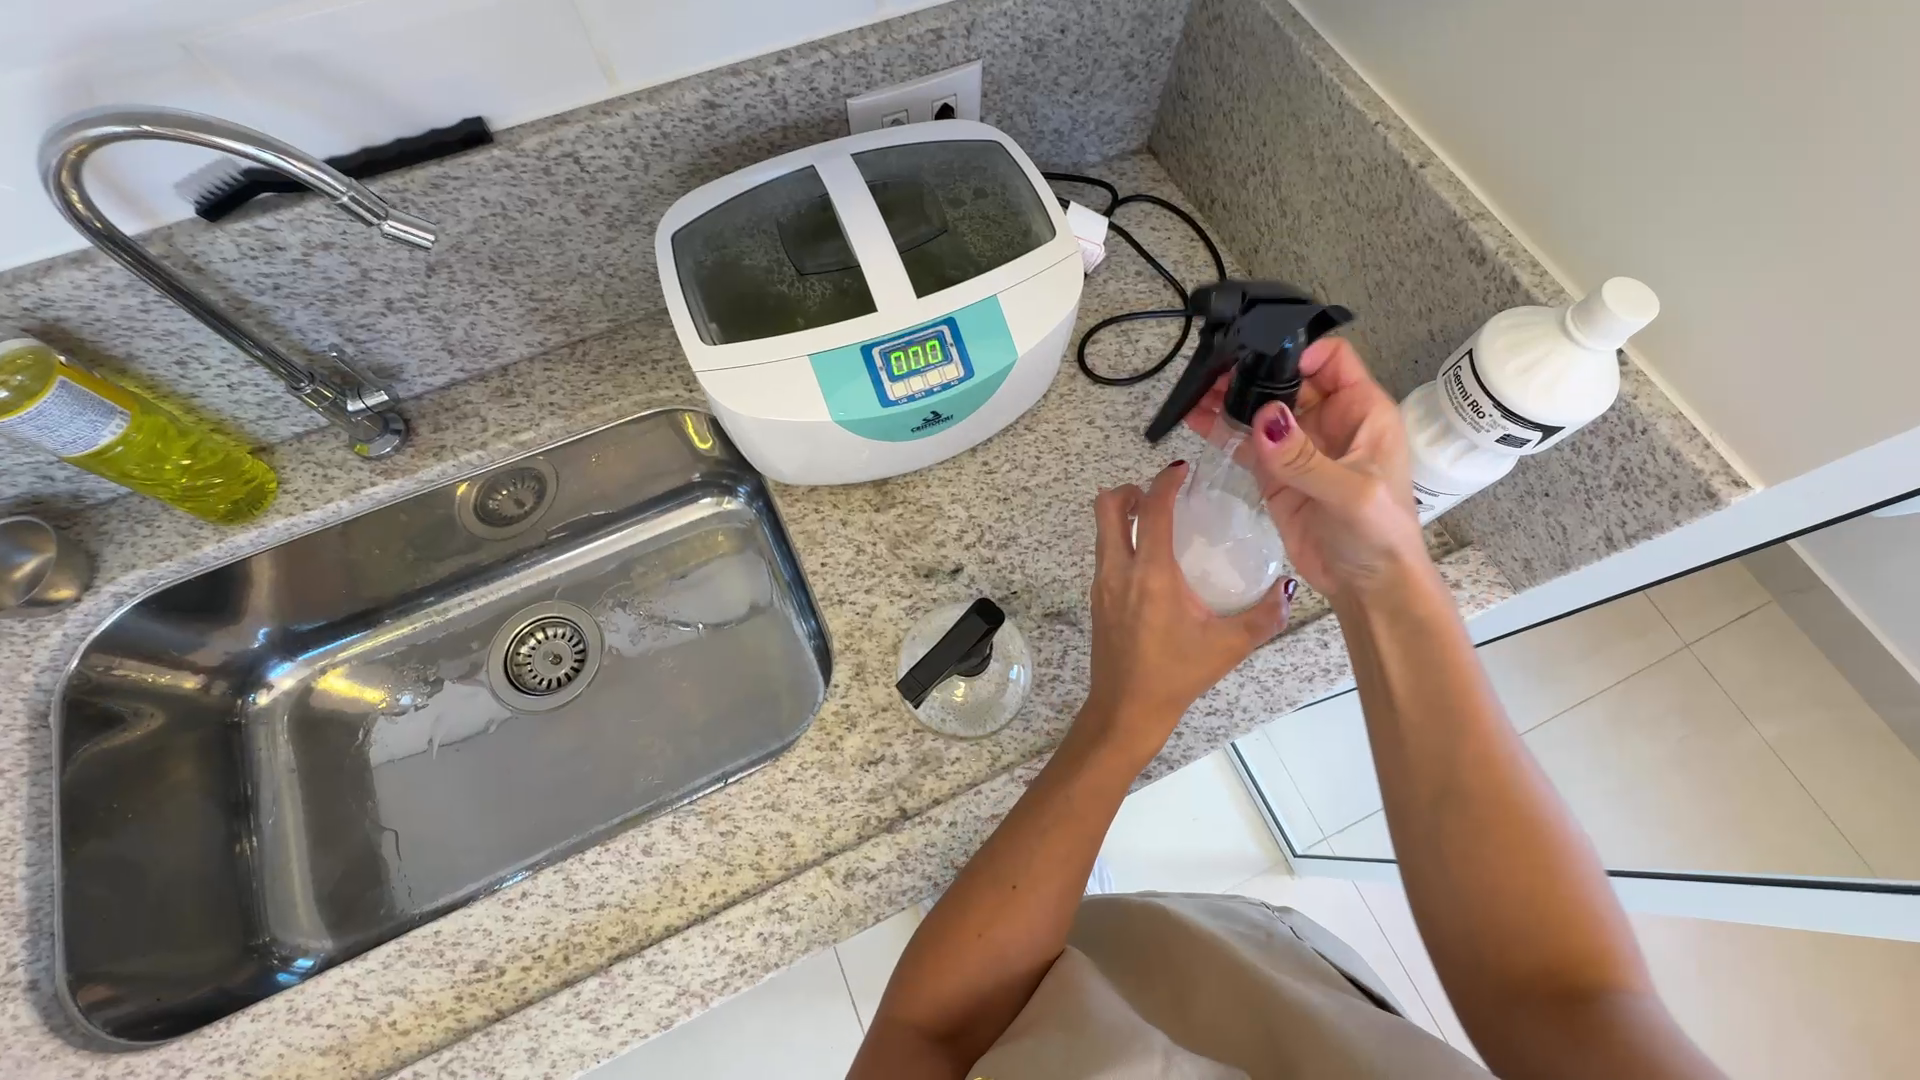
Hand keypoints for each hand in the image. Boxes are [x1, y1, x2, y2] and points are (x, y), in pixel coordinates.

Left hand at [1081, 463, 1291, 764]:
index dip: (1165, 481)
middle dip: (1131, 489)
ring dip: (1123, 514)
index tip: (1182, 471)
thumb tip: (1289, 589)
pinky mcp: (1096, 599)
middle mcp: (1118, 571)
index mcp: (1151, 574)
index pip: (1151, 509)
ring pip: (1101, 530)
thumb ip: (1264, 616)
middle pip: (1106, 507)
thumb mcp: (1228, 647)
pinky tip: (1149, 560)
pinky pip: (1104, 553)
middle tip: (1160, 494)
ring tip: (1156, 520)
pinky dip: (1120, 540)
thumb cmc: (1177, 676)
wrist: (1125, 709)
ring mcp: (1101, 585)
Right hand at [1185, 337, 1430, 602]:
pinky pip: (1245, 442)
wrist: (1366, 585)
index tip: (1259, 357)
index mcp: (1362, 412)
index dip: (1298, 353)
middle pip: (1288, 380)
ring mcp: (1298, 447)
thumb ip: (1305, 457)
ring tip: (1195, 392)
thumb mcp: (1350, 493)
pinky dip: (1220, 429)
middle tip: (1212, 371)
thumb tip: (1263, 417)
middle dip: (1253, 372)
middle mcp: (1329, 421)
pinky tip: (1194, 419)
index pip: (1332, 360)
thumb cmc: (1377, 534)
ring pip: (1262, 408)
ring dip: (1230, 398)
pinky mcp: (1274, 472)